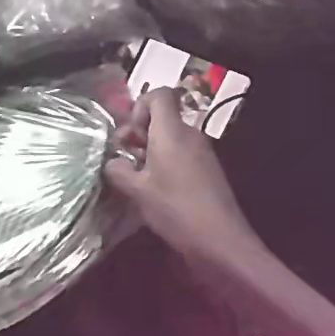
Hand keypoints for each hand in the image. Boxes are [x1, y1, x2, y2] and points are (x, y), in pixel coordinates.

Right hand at [104, 87, 256, 261]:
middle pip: (161, 117)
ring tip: (135, 177)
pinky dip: (163, 163)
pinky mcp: (206, 170)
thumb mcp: (138, 192)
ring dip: (149, 150)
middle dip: (138, 133)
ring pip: (169, 137)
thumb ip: (119, 171)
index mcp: (171, 132)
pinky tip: (154, 189)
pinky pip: (179, 153)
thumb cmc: (176, 209)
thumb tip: (113, 163)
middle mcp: (188, 134)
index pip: (159, 94)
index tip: (129, 134)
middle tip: (124, 159)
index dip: (139, 106)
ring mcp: (200, 152)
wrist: (221, 241)